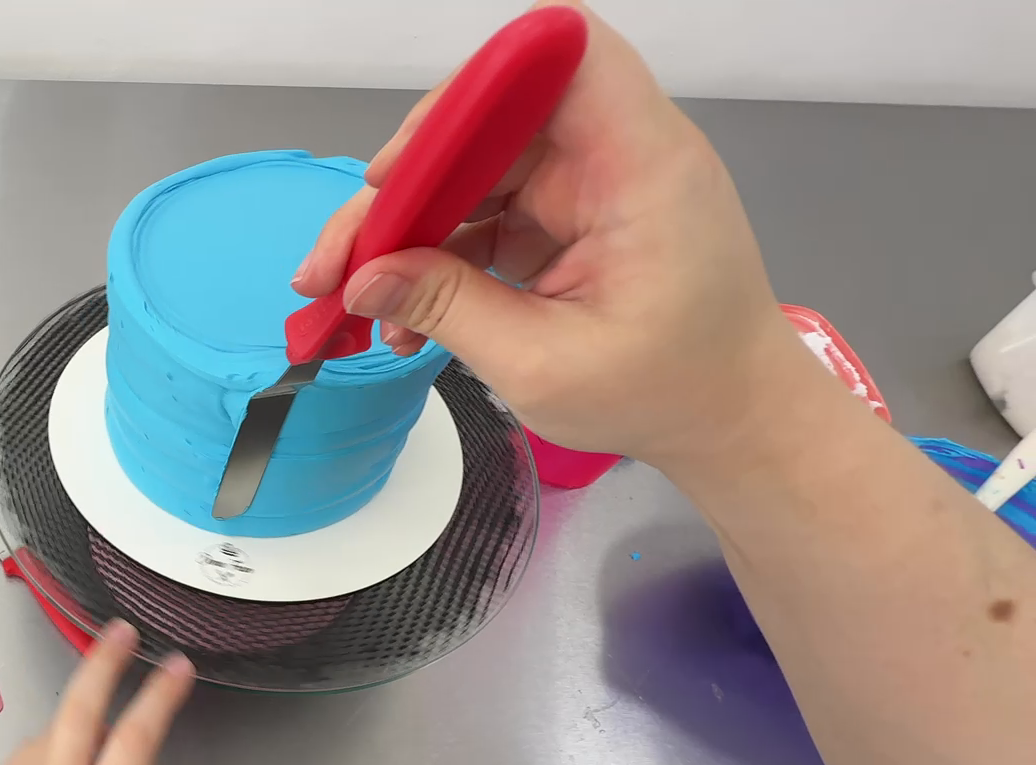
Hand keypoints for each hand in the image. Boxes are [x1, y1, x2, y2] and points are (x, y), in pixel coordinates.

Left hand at [0, 622, 202, 764]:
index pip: (136, 738)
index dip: (161, 696)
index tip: (177, 666)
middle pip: (81, 706)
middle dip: (104, 660)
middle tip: (121, 631)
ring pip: (56, 728)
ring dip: (82, 716)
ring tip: (103, 735)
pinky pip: (32, 751)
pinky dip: (55, 746)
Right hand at [294, 0, 831, 472]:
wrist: (720, 418)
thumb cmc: (657, 393)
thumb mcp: (538, 363)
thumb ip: (447, 310)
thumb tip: (359, 281)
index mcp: (634, 168)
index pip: (558, 61)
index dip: (466, 94)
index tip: (394, 171)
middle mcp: (603, 161)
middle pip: (479, 133)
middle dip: (395, 196)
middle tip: (329, 269)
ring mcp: (575, 194)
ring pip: (464, 182)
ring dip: (399, 239)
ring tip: (350, 304)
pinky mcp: (554, 227)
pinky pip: (473, 226)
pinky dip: (429, 269)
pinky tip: (399, 322)